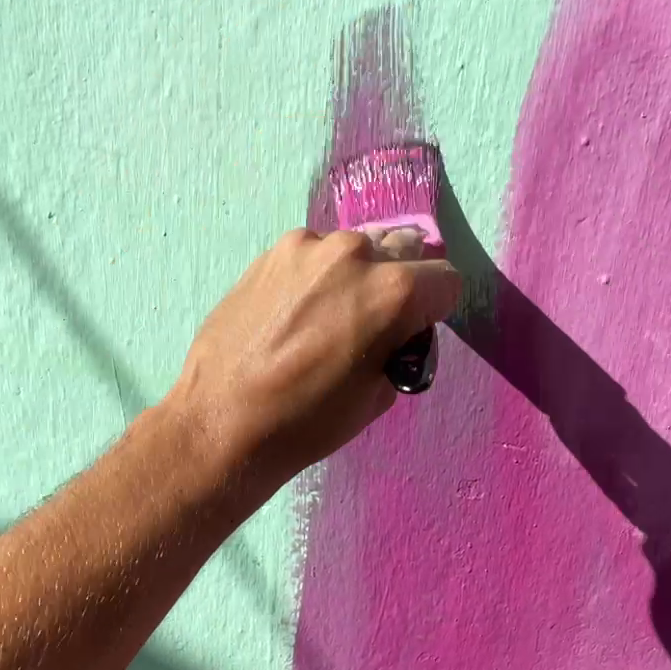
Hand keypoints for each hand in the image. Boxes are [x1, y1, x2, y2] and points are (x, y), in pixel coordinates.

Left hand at [163, 228, 461, 495]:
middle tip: (371, 324)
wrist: (223, 421)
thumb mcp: (378, 395)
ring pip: (354, 249)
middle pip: (403, 251)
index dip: (435, 311)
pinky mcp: (270, 252)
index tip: (413, 333)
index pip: (446, 280)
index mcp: (393, 291)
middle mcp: (355, 253)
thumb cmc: (308, 422)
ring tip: (324, 318)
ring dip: (354, 275)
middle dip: (399, 284)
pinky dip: (314, 277)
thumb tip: (394, 331)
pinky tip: (291, 314)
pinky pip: (312, 256)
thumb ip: (399, 347)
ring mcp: (307, 247)